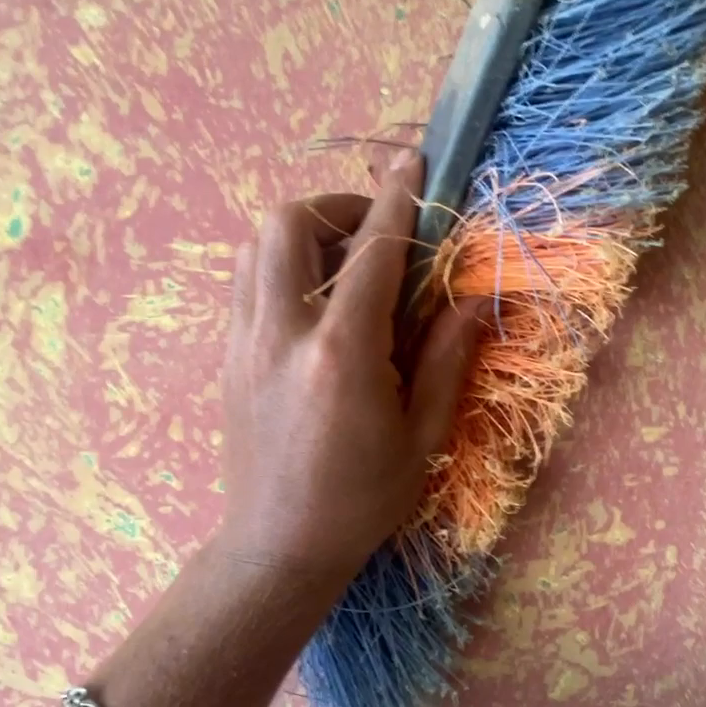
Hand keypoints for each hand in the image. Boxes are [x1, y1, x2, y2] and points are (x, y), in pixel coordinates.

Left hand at [215, 152, 484, 589]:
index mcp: (341, 354)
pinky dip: (282, 267)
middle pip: (288, 224)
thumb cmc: (362, 499)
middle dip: (337, 209)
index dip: (398, 199)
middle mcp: (281, 333)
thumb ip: (448, 357)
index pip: (373, 253)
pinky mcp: (228, 356)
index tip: (413, 159)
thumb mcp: (423, 435)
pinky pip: (247, 280)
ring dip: (305, 236)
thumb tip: (477, 299)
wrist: (277, 546)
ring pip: (256, 246)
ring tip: (347, 271)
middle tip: (378, 239)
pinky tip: (317, 307)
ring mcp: (244, 342)